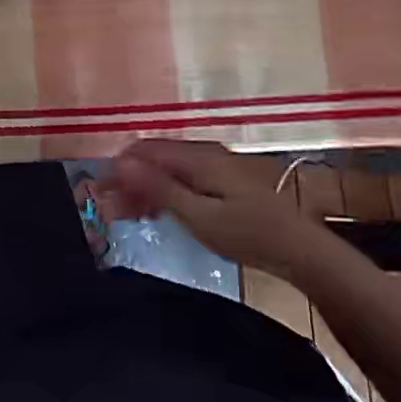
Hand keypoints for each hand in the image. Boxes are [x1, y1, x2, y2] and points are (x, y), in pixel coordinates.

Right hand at [98, 140, 332, 276]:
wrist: (301, 251)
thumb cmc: (249, 234)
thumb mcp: (199, 215)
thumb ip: (159, 188)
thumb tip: (121, 163)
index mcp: (197, 158)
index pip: (143, 151)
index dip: (117, 168)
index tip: (98, 193)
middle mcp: (204, 154)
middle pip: (153, 158)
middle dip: (128, 180)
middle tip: (108, 209)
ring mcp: (215, 166)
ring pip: (166, 169)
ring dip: (143, 189)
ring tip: (125, 215)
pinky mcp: (223, 181)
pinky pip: (182, 179)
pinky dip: (163, 193)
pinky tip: (154, 213)